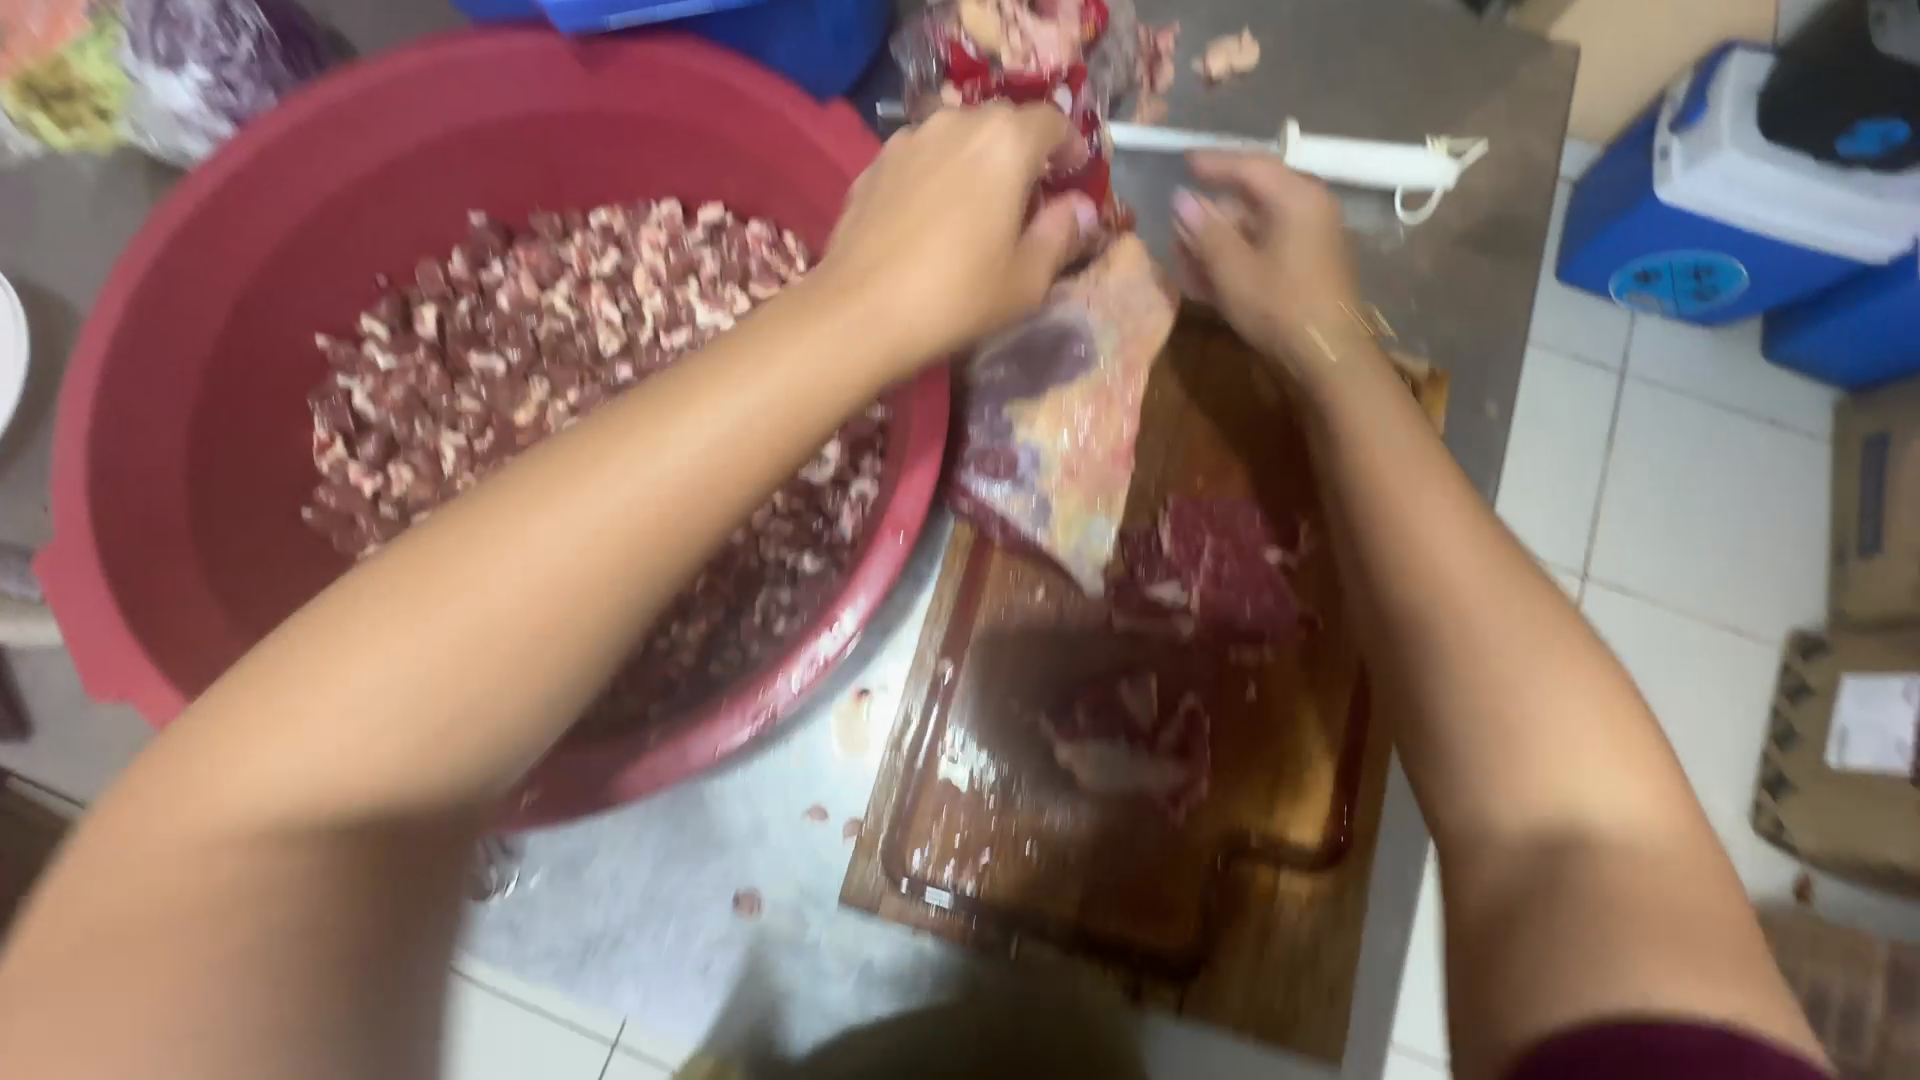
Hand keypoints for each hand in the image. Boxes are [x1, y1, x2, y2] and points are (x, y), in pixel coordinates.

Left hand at [818, 103, 1098, 367]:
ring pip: (955, 140)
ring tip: (974, 211)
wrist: (860, 313)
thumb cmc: (956, 298)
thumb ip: (1061, 235)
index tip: (1071, 178)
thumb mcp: (1027, 280)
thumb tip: (1079, 210)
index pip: (1052, 122)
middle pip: (1001, 125)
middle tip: (1025, 201)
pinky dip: (935, 179)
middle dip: (1020, 156)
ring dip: (974, 165)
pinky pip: (919, 162)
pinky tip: (929, 223)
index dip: (1069, 148)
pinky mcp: (872, 167)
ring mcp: (906, 142)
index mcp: (1005, 142)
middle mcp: (955, 124)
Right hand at [1172, 152, 1366, 377]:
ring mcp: (1308, 238)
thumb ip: (1204, 230)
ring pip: (1253, 228)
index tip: (1182, 161)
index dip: (1213, 163)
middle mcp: (1307, 208)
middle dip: (1209, 214)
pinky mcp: (1305, 265)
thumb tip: (1180, 199)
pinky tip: (1204, 277)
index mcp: (1295, 198)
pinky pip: (1263, 249)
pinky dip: (1234, 259)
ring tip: (1183, 257)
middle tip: (1175, 226)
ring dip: (1216, 241)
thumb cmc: (1279, 306)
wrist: (1326, 354)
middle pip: (1250, 199)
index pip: (1249, 166)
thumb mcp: (1232, 269)